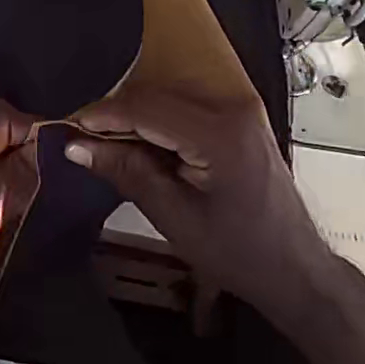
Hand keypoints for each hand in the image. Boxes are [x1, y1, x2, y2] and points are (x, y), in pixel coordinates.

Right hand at [65, 89, 332, 306]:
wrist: (295, 267)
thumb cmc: (237, 252)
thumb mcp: (174, 216)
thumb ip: (125, 171)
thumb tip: (75, 145)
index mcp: (219, 134)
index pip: (146, 108)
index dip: (103, 115)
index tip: (69, 128)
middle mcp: (232, 108)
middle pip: (156, 96)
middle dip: (115, 116)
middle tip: (84, 140)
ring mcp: (240, 108)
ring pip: (168, 96)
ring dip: (134, 117)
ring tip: (106, 143)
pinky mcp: (239, 116)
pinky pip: (185, 106)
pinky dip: (157, 120)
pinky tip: (140, 143)